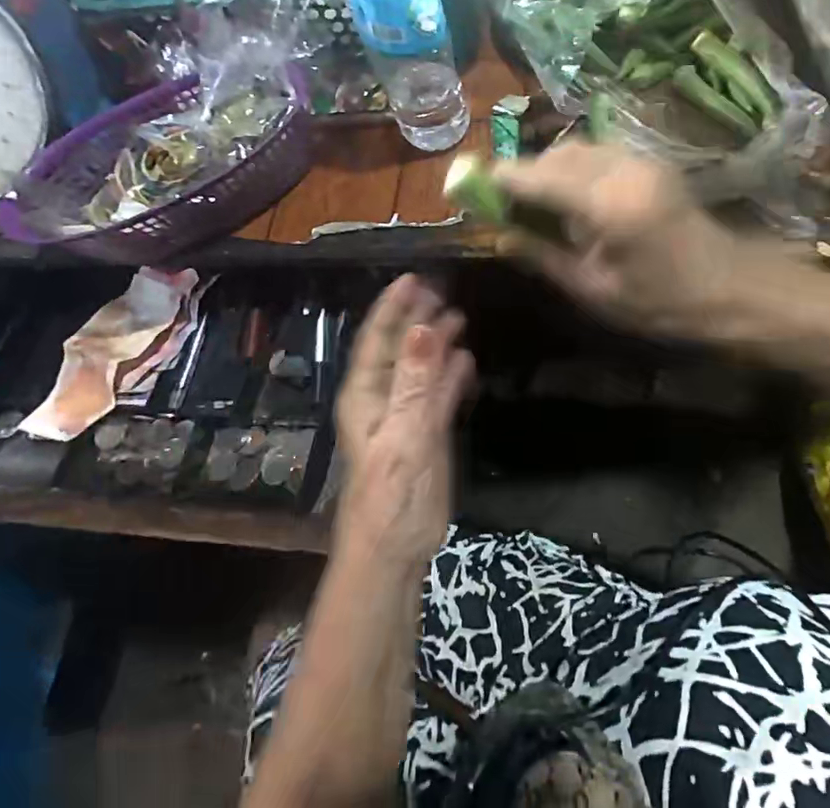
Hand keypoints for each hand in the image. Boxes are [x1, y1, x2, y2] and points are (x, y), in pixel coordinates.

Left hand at [333, 275, 475, 565]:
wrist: (393, 550)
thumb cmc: (391, 495)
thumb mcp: (405, 436)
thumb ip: (417, 383)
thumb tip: (427, 327)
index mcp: (365, 394)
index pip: (377, 339)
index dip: (392, 308)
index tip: (413, 278)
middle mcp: (381, 398)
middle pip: (399, 348)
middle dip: (417, 319)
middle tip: (442, 290)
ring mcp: (403, 416)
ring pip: (419, 368)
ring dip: (436, 343)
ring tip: (458, 316)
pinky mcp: (423, 434)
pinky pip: (436, 394)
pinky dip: (449, 375)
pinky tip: (465, 360)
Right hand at [493, 142, 809, 345]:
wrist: (732, 289)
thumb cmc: (661, 303)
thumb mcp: (593, 289)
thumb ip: (542, 256)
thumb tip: (499, 236)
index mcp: (607, 205)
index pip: (536, 178)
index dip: (498, 180)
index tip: (466, 186)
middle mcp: (622, 169)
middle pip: (553, 156)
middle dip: (521, 174)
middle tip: (498, 203)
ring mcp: (640, 160)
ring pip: (574, 149)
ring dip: (546, 169)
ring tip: (531, 203)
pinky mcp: (649, 162)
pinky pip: (596, 153)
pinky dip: (570, 167)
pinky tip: (566, 198)